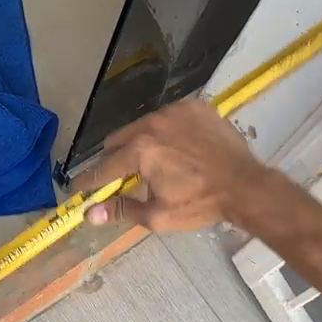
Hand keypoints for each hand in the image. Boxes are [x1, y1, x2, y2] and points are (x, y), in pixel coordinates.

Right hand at [76, 97, 278, 231]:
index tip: (76, 190)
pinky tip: (176, 150)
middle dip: (113, 161)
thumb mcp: (157, 215)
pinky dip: (164, 133)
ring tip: (152, 164)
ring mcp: (174, 111)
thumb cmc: (200, 204)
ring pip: (142, 127)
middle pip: (117, 141)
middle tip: (119, 179)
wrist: (244, 185)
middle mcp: (152, 124)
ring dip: (139, 144)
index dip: (87, 182)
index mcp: (140, 151)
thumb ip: (120, 210)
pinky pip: (168, 118)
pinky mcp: (194, 106)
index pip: (103, 168)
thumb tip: (90, 214)